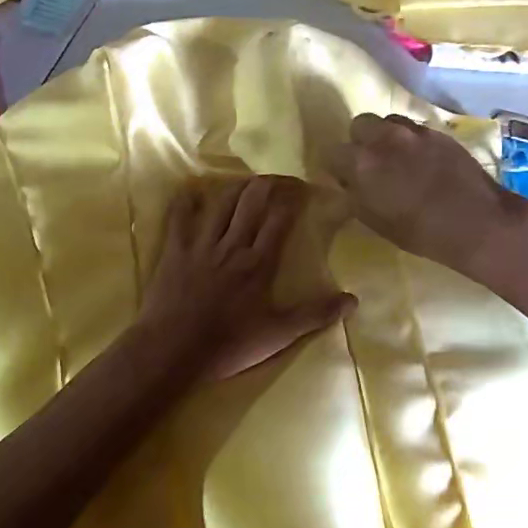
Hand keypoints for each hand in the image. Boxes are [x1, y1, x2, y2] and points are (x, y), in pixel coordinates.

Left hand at [138, 175, 354, 381]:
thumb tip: (353, 301)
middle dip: (267, 184)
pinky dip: (187, 201)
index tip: (303, 187)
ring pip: (221, 204)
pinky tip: (192, 189)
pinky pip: (180, 217)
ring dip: (235, 188)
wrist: (173, 350)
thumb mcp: (279, 335)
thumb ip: (315, 315)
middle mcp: (233, 245)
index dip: (292, 199)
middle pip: (251, 203)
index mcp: (259, 263)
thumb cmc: (229, 344)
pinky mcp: (175, 251)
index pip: (280, 220)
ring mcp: (201, 245)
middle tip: (277, 178)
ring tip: (245, 181)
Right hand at [326, 113, 527, 275]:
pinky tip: (422, 160)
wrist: (477, 222)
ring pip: (388, 121)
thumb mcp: (376, 222)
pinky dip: (411, 139)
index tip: (345, 180)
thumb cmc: (421, 233)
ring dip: (386, 136)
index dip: (337, 167)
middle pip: (359, 125)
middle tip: (370, 164)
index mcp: (362, 163)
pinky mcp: (439, 132)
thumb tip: (348, 183)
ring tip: (397, 158)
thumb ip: (356, 196)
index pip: (332, 153)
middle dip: (360, 142)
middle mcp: (384, 138)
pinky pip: (414, 128)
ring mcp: (414, 131)